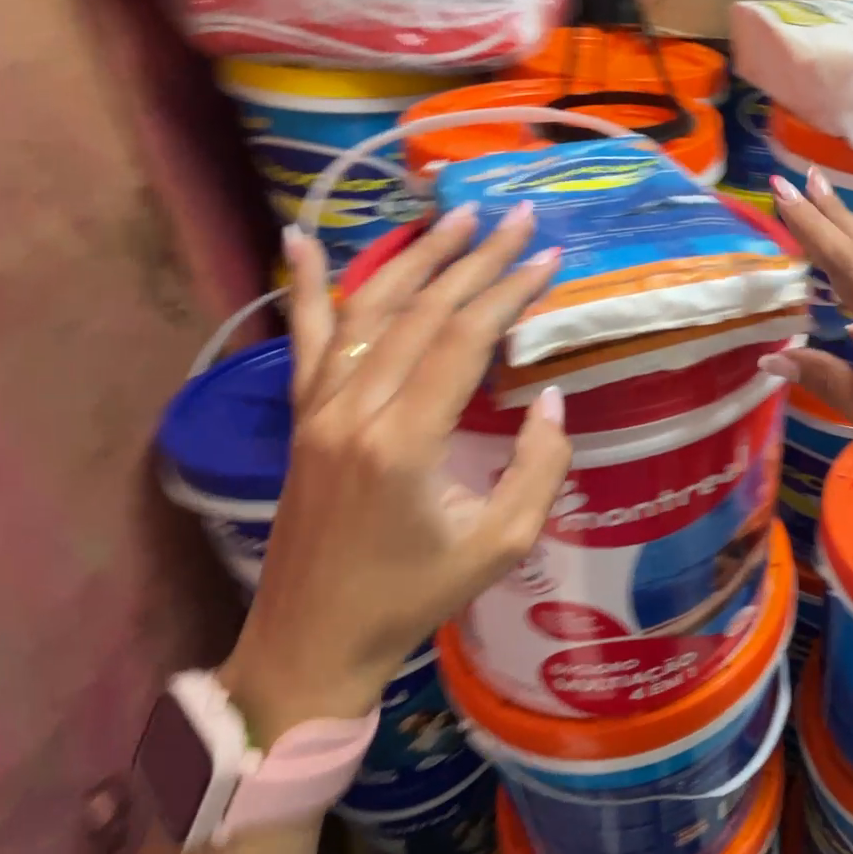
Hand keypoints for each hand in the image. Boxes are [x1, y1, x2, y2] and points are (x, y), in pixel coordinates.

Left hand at [219, 203, 572, 743]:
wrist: (312, 638)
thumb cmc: (415, 595)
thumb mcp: (501, 544)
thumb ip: (538, 469)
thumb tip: (551, 400)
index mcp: (406, 443)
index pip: (462, 340)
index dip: (509, 291)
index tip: (548, 255)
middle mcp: (355, 411)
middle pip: (420, 312)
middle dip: (475, 258)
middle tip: (517, 217)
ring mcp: (319, 410)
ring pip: (368, 312)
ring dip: (415, 257)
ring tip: (454, 215)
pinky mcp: (301, 418)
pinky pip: (307, 340)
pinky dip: (310, 286)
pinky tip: (304, 237)